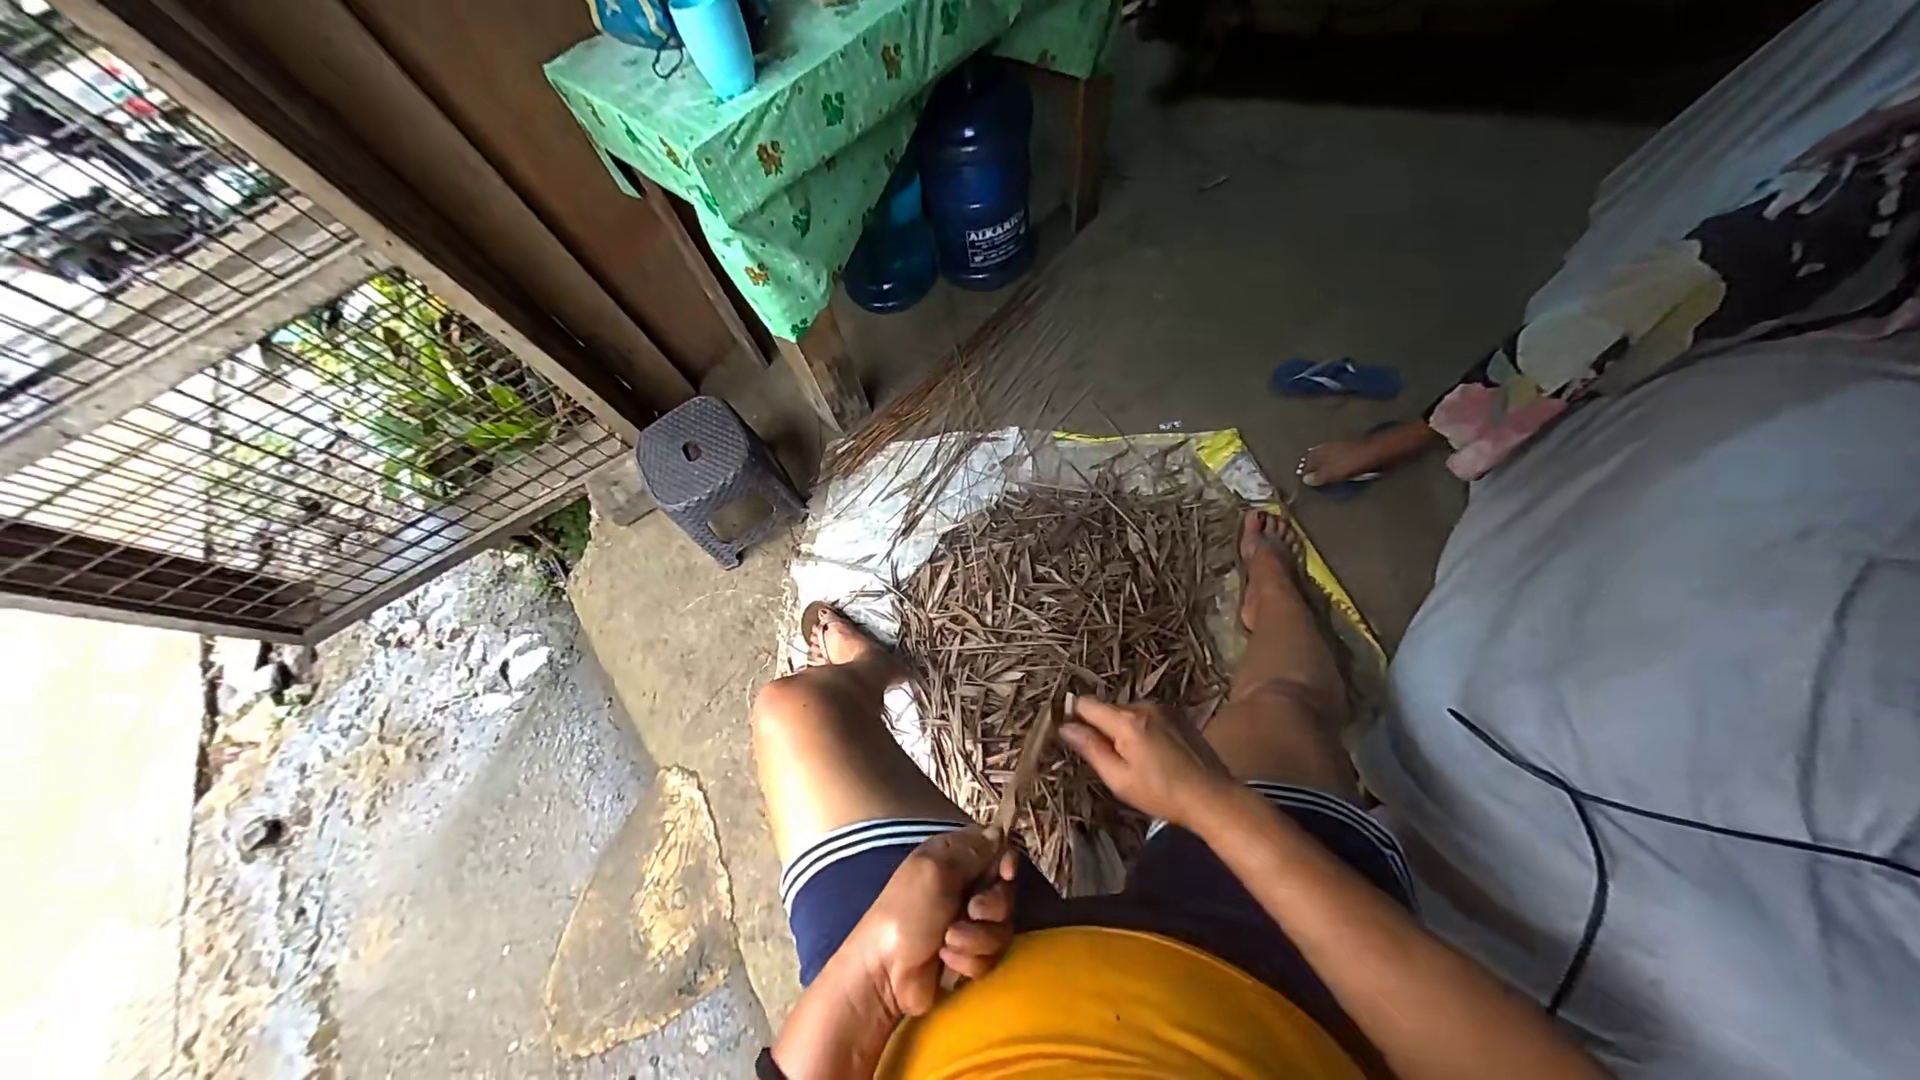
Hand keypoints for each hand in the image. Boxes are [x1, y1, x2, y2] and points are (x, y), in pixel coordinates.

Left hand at [844, 826, 1017, 1018]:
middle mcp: (965, 884)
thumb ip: (972, 850)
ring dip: (976, 938)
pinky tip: (947, 961)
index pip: (996, 847)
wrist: (885, 974)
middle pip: (1006, 890)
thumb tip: (999, 830)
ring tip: (947, 942)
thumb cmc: (907, 912)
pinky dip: (969, 960)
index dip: (1006, 860)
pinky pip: (992, 955)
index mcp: (953, 856)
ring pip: (1002, 927)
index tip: (1005, 873)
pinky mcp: (970, 953)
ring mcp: (969, 922)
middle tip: (970, 912)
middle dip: (991, 906)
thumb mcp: (936, 871)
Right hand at [1058, 696, 1235, 827]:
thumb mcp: (1119, 779)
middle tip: (1111, 759)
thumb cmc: (1162, 794)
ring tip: (1137, 759)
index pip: (1086, 704)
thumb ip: (1090, 749)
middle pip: (1108, 708)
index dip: (1075, 716)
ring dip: (1123, 729)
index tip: (1073, 735)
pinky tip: (1154, 753)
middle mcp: (1145, 706)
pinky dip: (1142, 728)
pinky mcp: (1177, 714)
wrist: (1213, 798)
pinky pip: (1147, 715)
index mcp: (1127, 722)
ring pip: (1127, 712)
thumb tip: (1065, 727)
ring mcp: (1164, 708)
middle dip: (1102, 728)